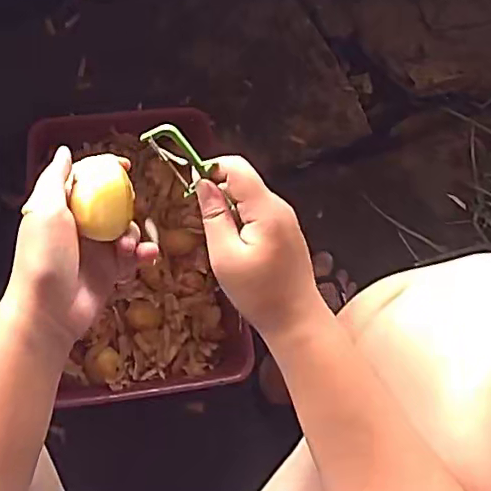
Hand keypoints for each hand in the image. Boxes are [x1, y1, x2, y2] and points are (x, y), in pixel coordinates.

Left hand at [3, 146, 157, 352]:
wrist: (48, 313)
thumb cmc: (42, 258)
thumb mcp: (45, 208)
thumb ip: (56, 177)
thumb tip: (64, 151)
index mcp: (61, 207)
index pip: (86, 179)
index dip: (105, 169)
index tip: (124, 166)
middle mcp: (79, 226)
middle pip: (111, 203)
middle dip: (126, 204)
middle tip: (130, 207)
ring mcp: (95, 249)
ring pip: (125, 228)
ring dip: (132, 233)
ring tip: (126, 246)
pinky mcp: (109, 271)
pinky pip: (133, 256)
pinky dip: (142, 254)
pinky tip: (145, 255)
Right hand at [198, 156, 326, 340]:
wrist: (297, 322)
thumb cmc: (260, 295)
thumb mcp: (225, 256)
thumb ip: (213, 216)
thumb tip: (203, 184)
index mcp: (266, 210)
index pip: (237, 167)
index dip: (211, 168)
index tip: (193, 186)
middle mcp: (279, 207)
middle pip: (243, 178)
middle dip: (218, 189)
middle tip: (202, 216)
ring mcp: (285, 218)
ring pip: (248, 194)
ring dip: (228, 205)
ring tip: (219, 235)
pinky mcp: (285, 229)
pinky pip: (257, 209)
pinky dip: (240, 217)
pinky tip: (235, 243)